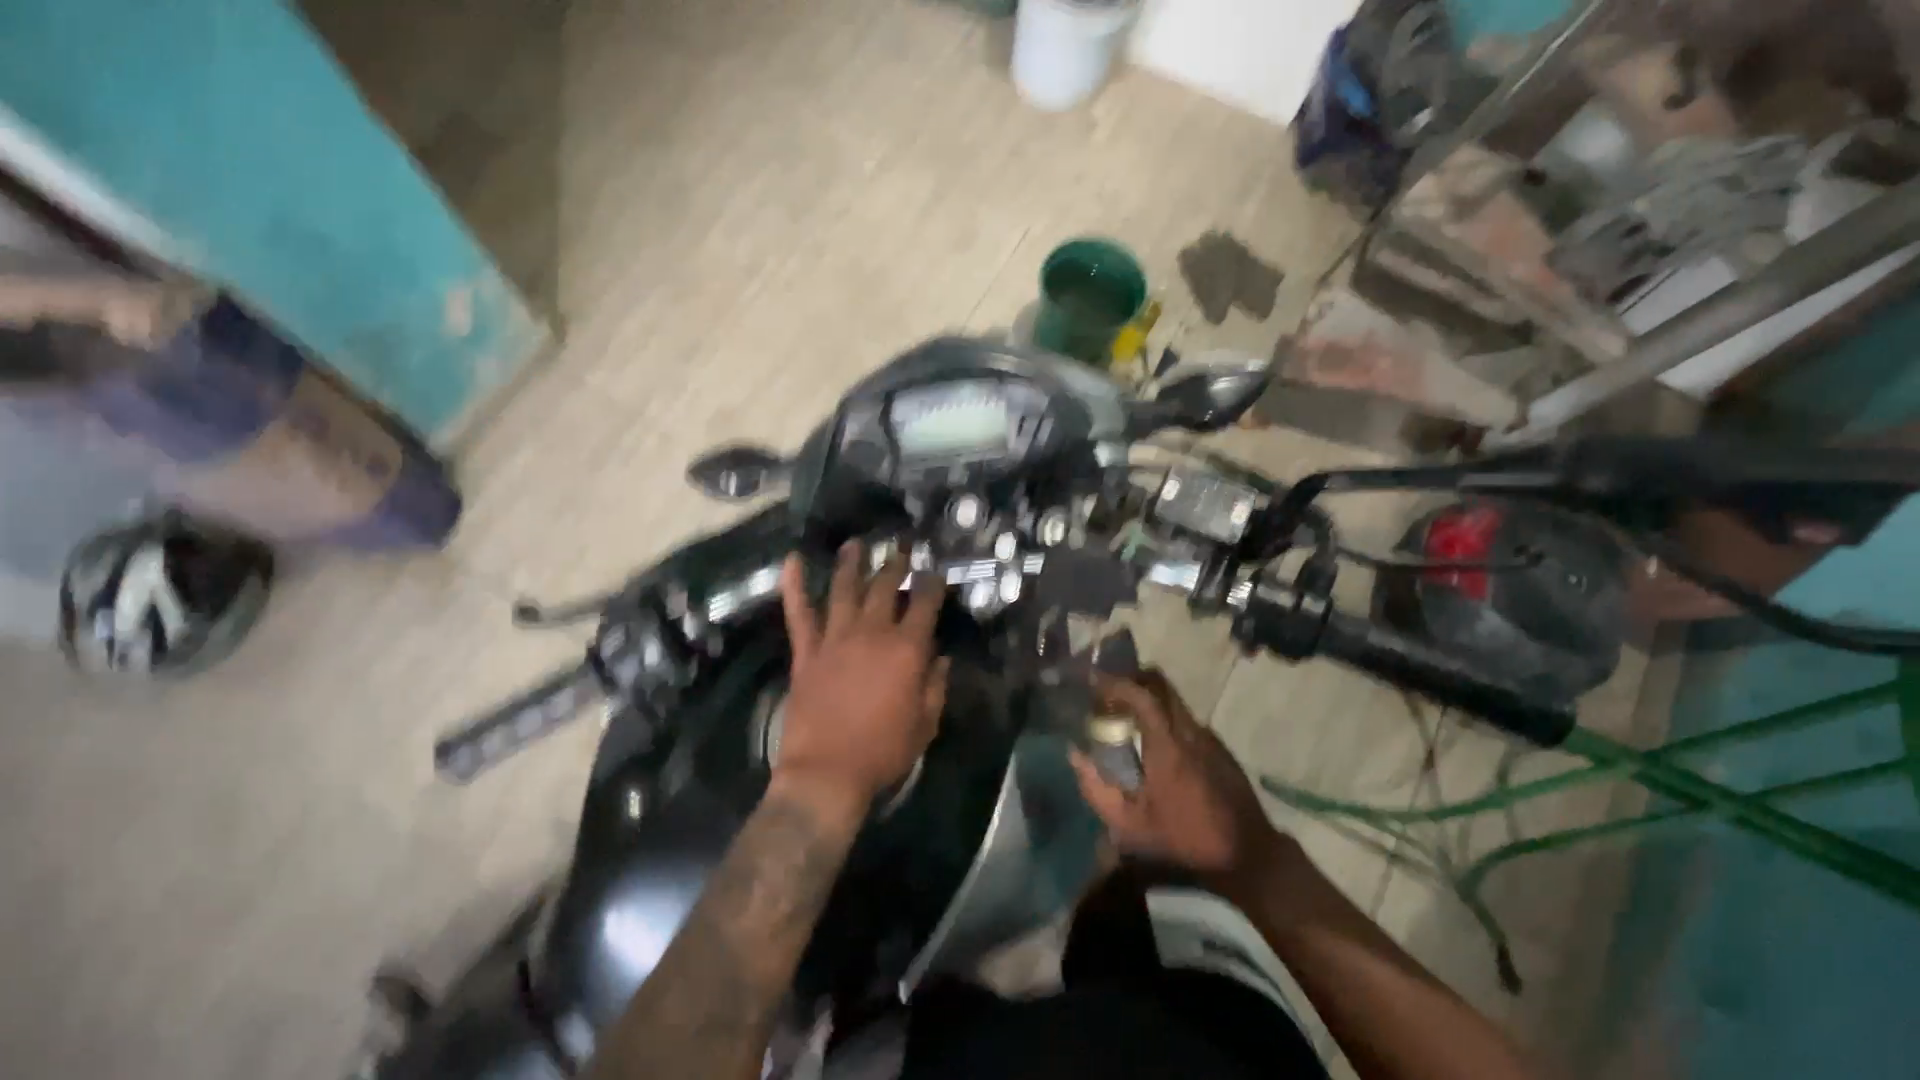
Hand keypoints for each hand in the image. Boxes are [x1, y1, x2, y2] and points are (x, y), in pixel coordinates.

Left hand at [775, 542, 948, 816]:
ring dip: (851, 564)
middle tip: (900, 547)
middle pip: (885, 587)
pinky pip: (799, 613)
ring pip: (843, 589)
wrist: (827, 771)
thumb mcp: (925, 724)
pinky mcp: (806, 652)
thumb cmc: (884, 752)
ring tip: (856, 544)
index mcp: (907, 649)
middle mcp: (872, 633)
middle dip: (895, 564)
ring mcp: (835, 639)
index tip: (935, 572)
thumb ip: (935, 686)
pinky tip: (792, 561)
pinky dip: (793, 586)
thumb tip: (940, 658)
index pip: (924, 603)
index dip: (932, 584)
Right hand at [1070, 670, 1282, 879]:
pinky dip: (1164, 718)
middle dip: (1131, 679)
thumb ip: (1097, 789)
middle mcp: (1190, 731)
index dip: (1115, 682)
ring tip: (1125, 718)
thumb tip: (1076, 756)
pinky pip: (1184, 719)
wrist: (1247, 852)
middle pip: (1161, 685)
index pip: (1142, 696)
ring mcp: (1208, 737)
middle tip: (1106, 692)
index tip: (1092, 680)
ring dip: (1148, 699)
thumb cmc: (1185, 838)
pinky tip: (1153, 745)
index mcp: (1168, 746)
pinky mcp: (1219, 748)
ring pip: (1173, 700)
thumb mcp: (1130, 825)